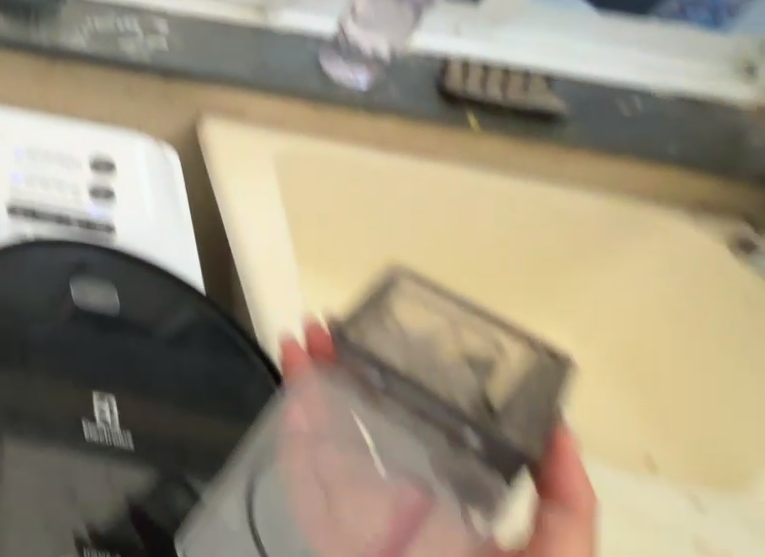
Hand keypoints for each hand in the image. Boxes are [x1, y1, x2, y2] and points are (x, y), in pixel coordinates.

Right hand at [281, 320, 596, 556]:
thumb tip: (560, 429)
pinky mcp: (328, 525)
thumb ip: (563, 505)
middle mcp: (396, 498)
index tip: (383, 347)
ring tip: (300, 340)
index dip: (396, 387)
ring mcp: (356, 512)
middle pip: (359, 422)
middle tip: (324, 330)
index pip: (415, 432)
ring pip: (325, 436)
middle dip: (340, 373)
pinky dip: (294, 429)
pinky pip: (307, 474)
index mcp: (449, 502)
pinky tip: (292, 389)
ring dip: (309, 385)